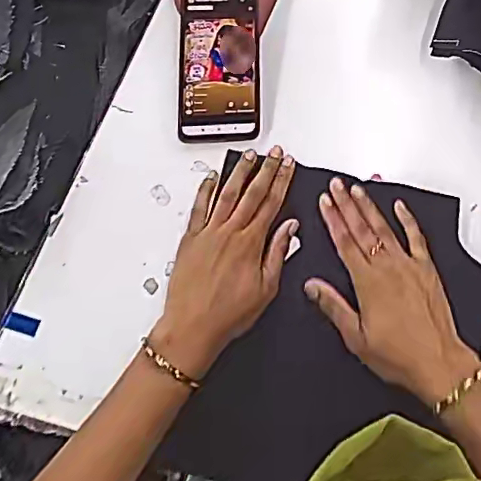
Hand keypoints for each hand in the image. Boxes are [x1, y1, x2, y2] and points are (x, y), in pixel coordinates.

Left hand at [149, 148, 297, 379]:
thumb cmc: (228, 314)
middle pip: (251, 192)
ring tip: (249, 155)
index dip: (282, 181)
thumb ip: (278, 253)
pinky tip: (213, 178)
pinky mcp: (191, 238)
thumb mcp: (266, 289)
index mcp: (250, 243)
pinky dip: (206, 190)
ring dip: (239, 171)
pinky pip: (199, 207)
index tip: (289, 166)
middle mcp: (229, 232)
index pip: (271, 203)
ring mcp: (208, 233)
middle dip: (266, 169)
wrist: (192, 327)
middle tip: (275, 153)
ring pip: (227, 193)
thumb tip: (289, 229)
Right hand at [305, 178, 480, 408]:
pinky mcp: (427, 269)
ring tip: (357, 190)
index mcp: (367, 281)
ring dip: (369, 206)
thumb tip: (312, 286)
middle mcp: (387, 267)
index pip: (344, 242)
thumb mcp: (356, 337)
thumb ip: (333, 306)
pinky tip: (399, 206)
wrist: (438, 362)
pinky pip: (416, 237)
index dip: (333, 219)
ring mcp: (408, 265)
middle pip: (361, 228)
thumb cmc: (399, 355)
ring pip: (384, 227)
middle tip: (336, 185)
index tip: (325, 202)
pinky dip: (407, 219)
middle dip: (346, 204)